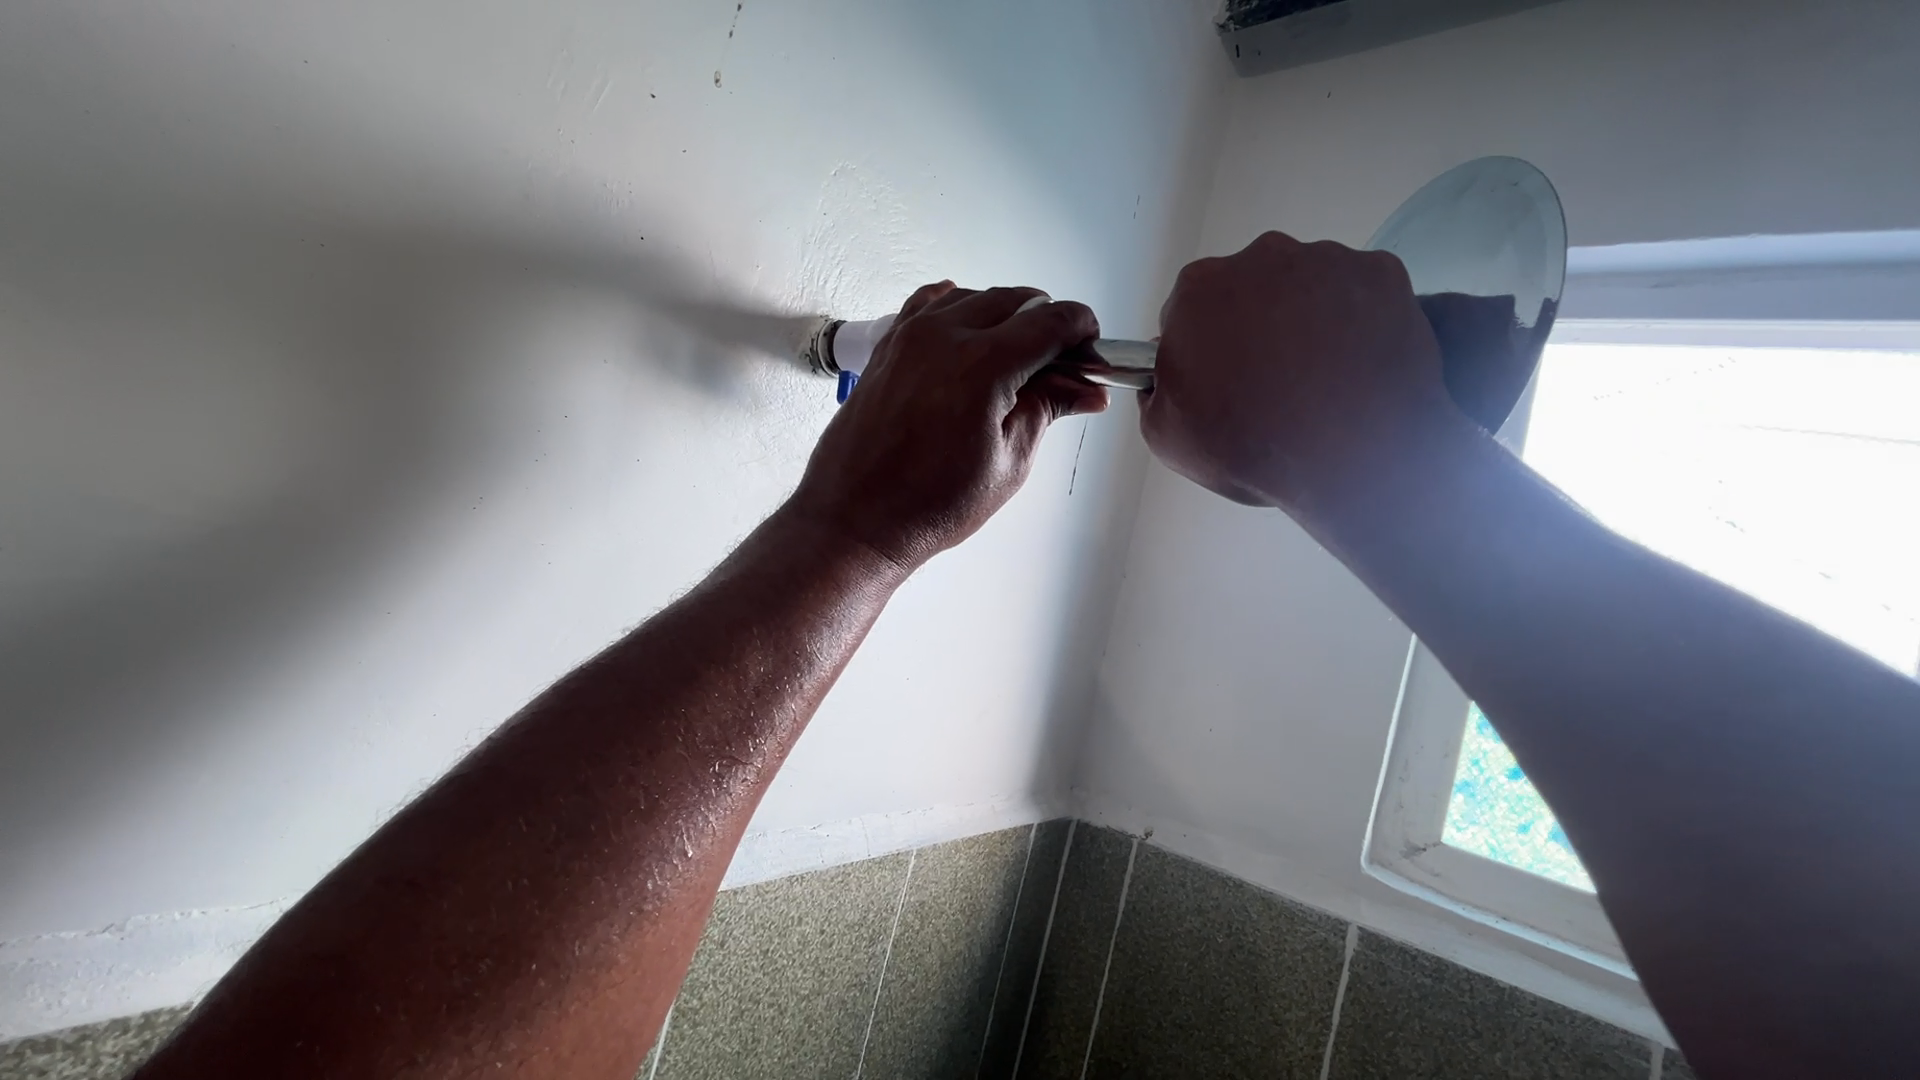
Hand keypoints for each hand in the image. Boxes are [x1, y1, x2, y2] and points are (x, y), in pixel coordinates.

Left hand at [789, 282, 1106, 570]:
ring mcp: (909, 338)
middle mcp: (944, 337)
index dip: (1081, 330)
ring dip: (1004, 316)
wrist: (857, 519)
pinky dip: (957, 310)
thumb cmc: (928, 505)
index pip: (1050, 322)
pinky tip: (969, 332)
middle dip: (1046, 324)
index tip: (1091, 347)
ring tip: (1016, 358)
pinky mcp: (887, 349)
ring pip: (973, 297)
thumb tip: (1083, 390)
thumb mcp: (1008, 463)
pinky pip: (928, 306)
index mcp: (983, 364)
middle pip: (1015, 300)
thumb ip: (1046, 410)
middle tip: (1060, 364)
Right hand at [1140, 231, 1456, 514]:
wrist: (1351, 454)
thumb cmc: (1247, 443)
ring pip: (1305, 287)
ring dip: (1304, 322)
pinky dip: (1355, 322)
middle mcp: (1261, 257)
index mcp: (1198, 290)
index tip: (1218, 380)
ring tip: (1318, 381)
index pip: (1188, 311)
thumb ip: (1156, 392)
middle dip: (1253, 326)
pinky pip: (1359, 294)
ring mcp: (1328, 260)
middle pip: (1248, 289)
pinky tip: (1355, 367)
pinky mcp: (1384, 274)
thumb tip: (1169, 380)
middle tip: (1269, 384)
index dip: (1200, 348)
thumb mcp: (1165, 435)